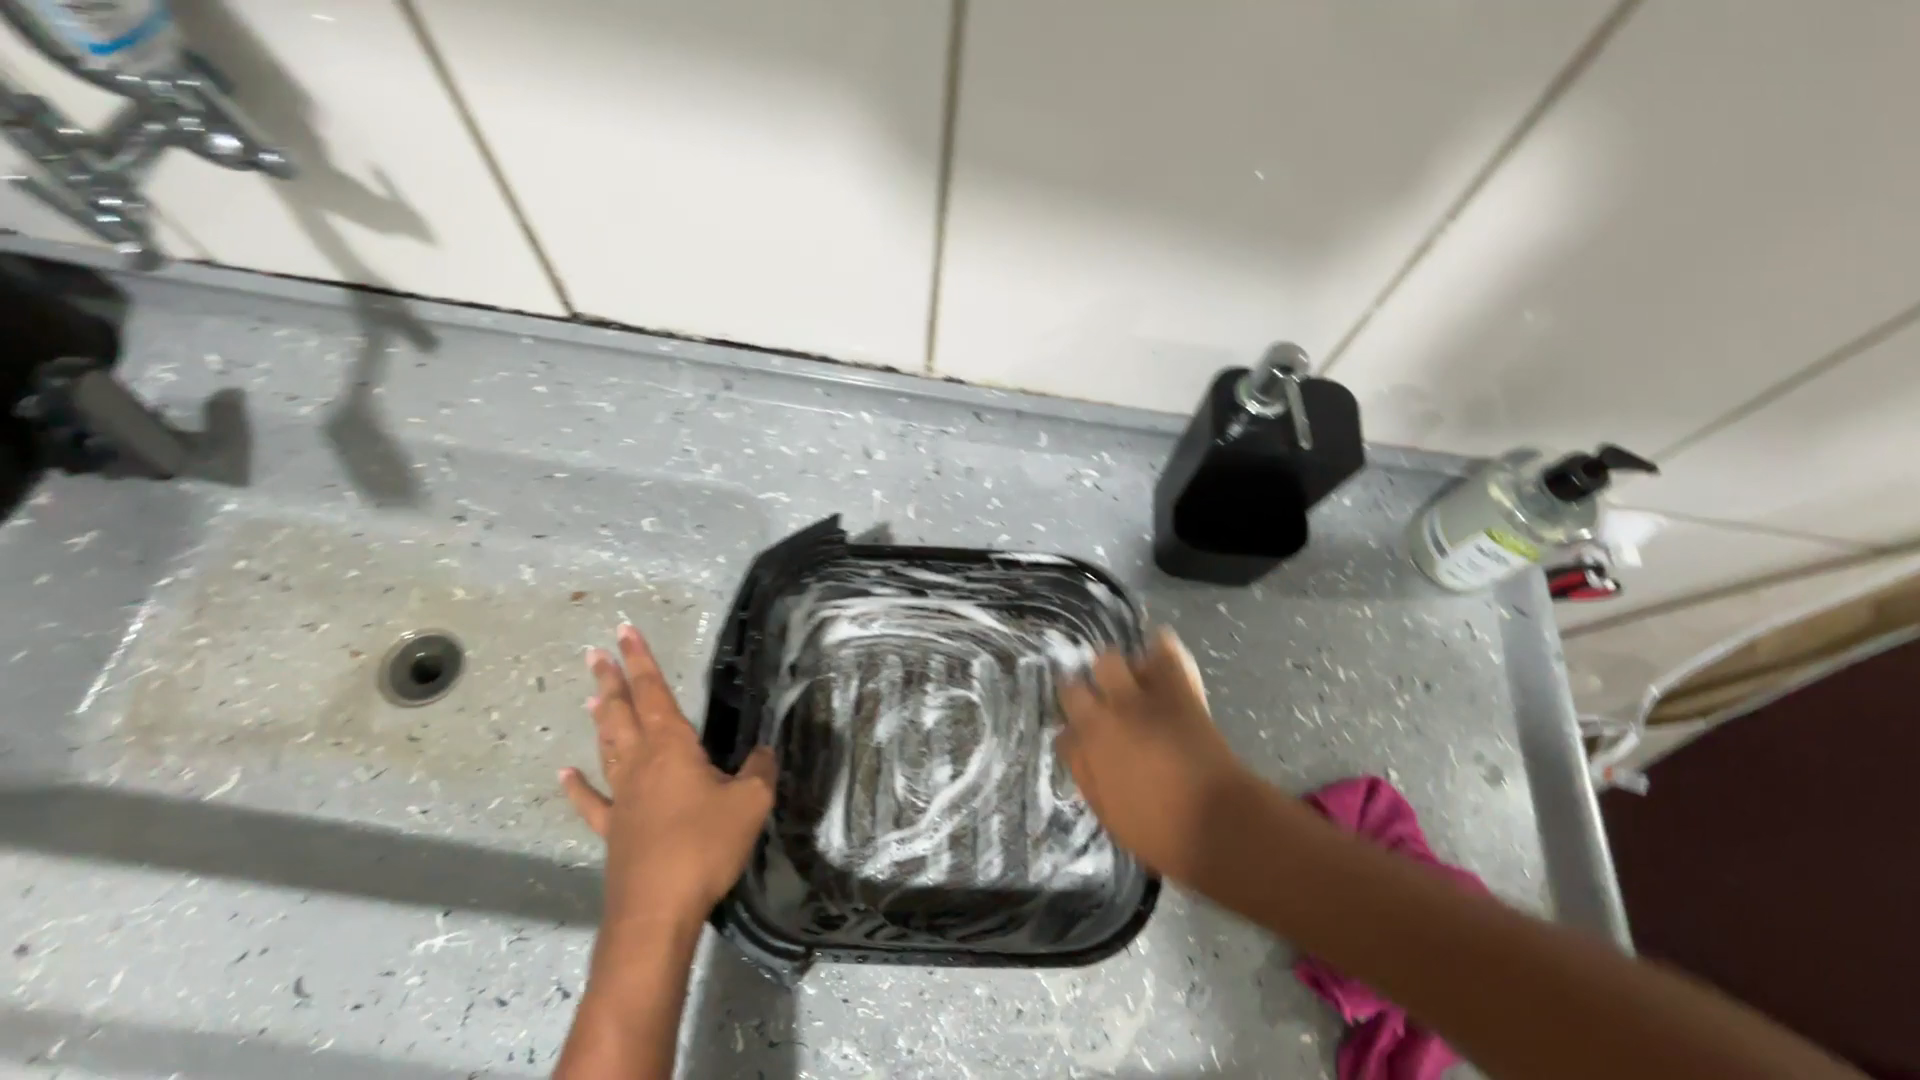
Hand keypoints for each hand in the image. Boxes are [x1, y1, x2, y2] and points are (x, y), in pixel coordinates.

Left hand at [560, 624, 776, 931]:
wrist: (658, 907)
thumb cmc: (705, 845)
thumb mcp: (750, 803)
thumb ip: (759, 771)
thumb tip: (764, 750)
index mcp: (672, 747)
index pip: (654, 692)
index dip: (642, 660)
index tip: (624, 630)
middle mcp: (641, 763)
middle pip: (622, 711)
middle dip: (612, 679)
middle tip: (596, 651)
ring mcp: (621, 796)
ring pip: (607, 746)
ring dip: (601, 718)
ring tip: (591, 693)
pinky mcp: (613, 829)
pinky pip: (592, 800)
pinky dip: (578, 785)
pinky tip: (565, 773)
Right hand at [1055, 627, 1264, 886]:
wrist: (1217, 824)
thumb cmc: (1161, 832)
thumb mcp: (1110, 813)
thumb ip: (1088, 775)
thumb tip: (1076, 748)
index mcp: (1087, 751)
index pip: (1062, 729)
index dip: (1073, 732)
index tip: (1084, 738)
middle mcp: (1104, 717)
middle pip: (1074, 685)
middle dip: (1084, 693)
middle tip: (1102, 703)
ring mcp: (1140, 698)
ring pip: (1110, 660)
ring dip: (1117, 670)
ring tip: (1131, 681)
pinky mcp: (1176, 689)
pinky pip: (1165, 651)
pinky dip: (1162, 648)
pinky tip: (1161, 651)